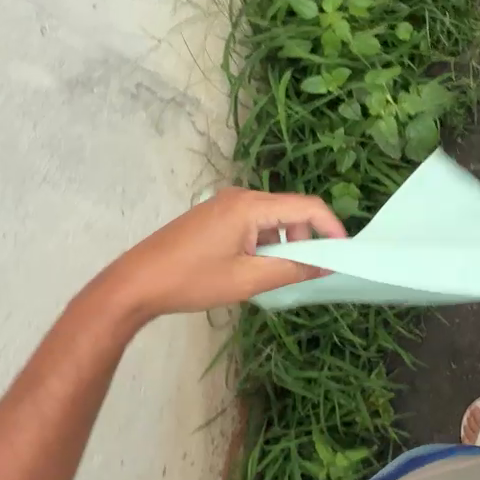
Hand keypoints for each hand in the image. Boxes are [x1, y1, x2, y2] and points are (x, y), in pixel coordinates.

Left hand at [99, 188, 345, 320]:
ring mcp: (226, 204)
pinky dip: (264, 242)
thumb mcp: (248, 280)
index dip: (331, 228)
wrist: (134, 284)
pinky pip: (254, 222)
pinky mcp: (215, 215)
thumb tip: (327, 265)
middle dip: (305, 239)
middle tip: (305, 271)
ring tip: (270, 274)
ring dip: (283, 243)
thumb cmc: (191, 280)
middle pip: (291, 210)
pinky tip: (250, 267)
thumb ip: (292, 269)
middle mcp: (241, 196)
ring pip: (273, 218)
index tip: (344, 252)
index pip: (307, 207)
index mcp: (251, 205)